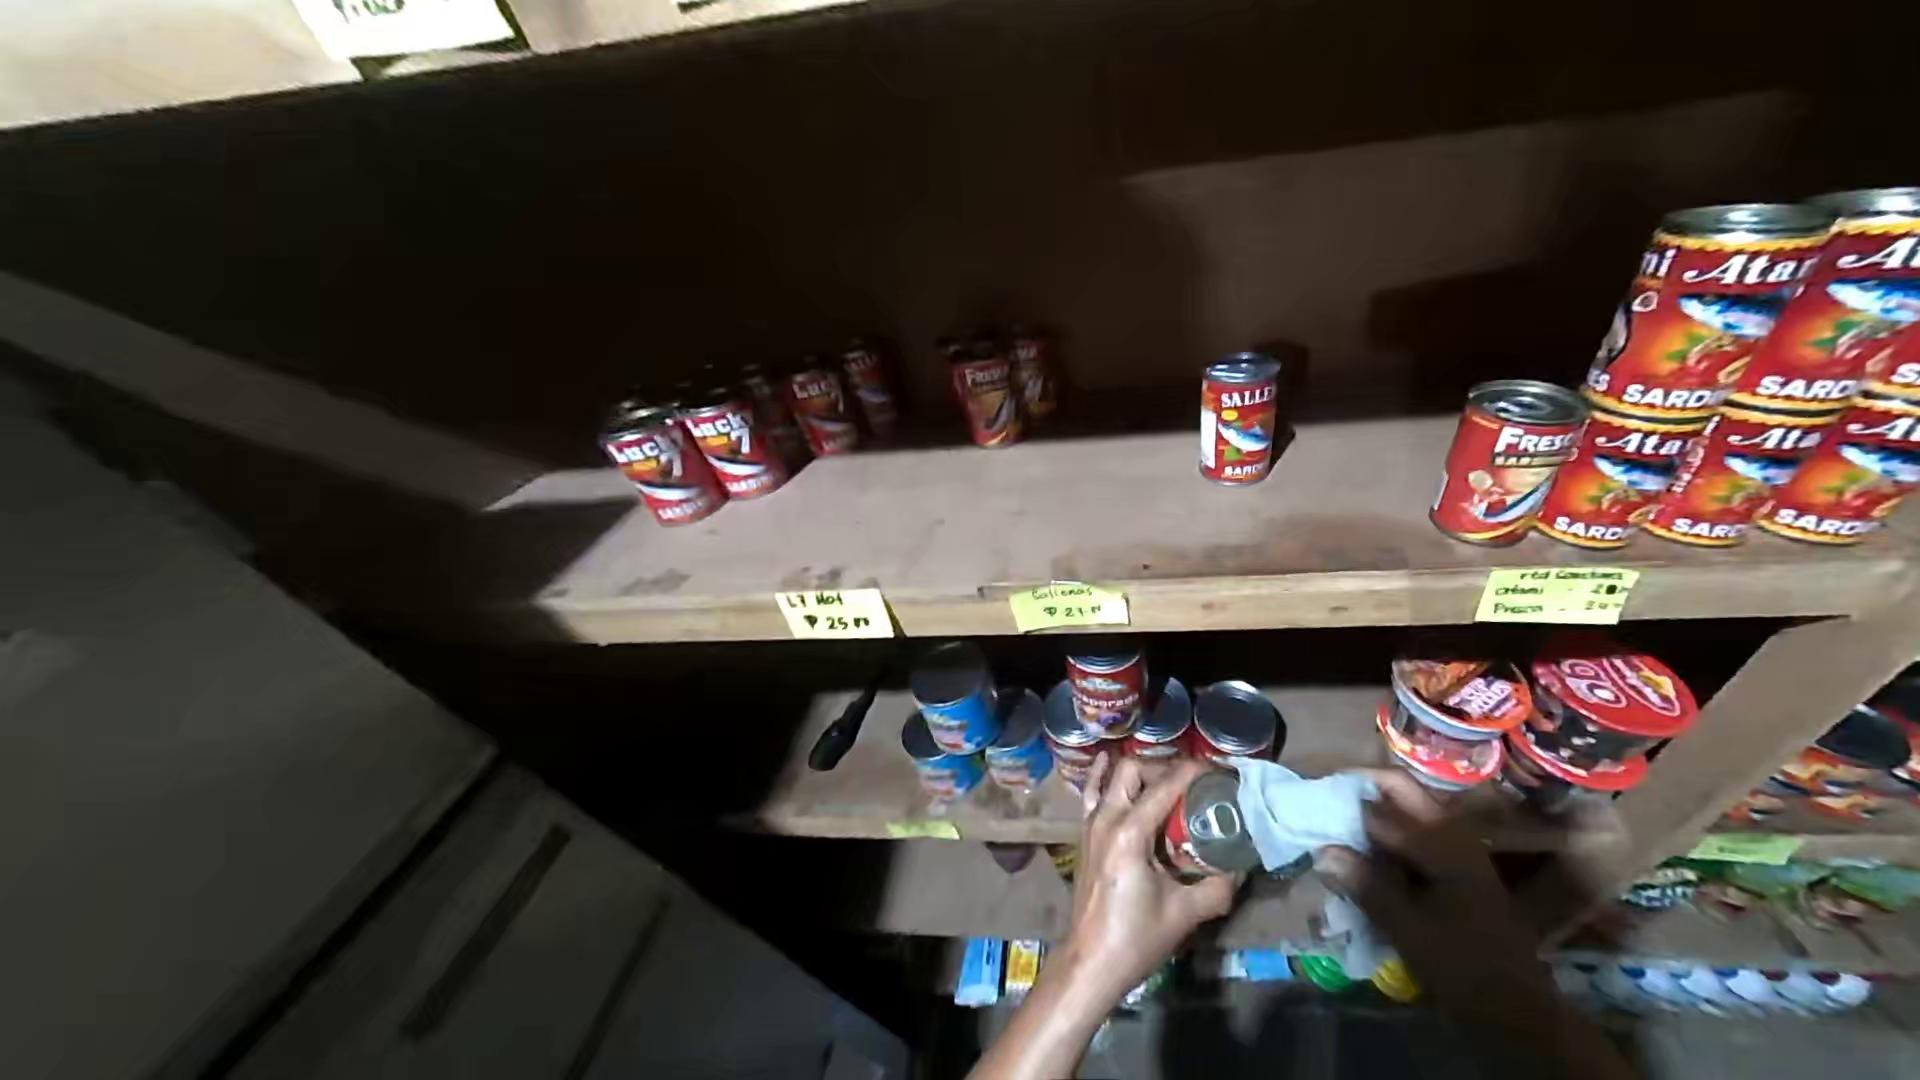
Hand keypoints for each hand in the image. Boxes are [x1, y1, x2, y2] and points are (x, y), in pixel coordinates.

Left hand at [1059, 753, 1238, 1001]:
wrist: (1091, 960)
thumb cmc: (1136, 937)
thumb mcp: (1185, 913)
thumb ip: (1217, 887)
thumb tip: (1241, 867)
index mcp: (1130, 831)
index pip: (1165, 785)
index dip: (1193, 771)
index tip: (1218, 770)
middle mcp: (1106, 817)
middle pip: (1133, 770)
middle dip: (1164, 768)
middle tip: (1193, 784)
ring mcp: (1090, 823)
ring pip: (1112, 778)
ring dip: (1138, 773)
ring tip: (1165, 781)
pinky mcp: (1083, 834)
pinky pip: (1092, 793)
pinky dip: (1102, 776)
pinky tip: (1107, 764)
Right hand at [1313, 768, 1549, 1017]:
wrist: (1520, 1013)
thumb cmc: (1463, 966)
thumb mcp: (1409, 930)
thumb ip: (1366, 885)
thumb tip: (1322, 850)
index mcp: (1444, 845)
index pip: (1384, 803)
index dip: (1347, 794)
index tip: (1313, 796)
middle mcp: (1453, 836)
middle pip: (1402, 790)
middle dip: (1362, 789)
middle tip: (1325, 798)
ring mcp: (1457, 851)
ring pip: (1407, 810)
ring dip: (1373, 810)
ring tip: (1338, 823)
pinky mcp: (1455, 869)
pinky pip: (1414, 833)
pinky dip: (1386, 834)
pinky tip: (1363, 853)